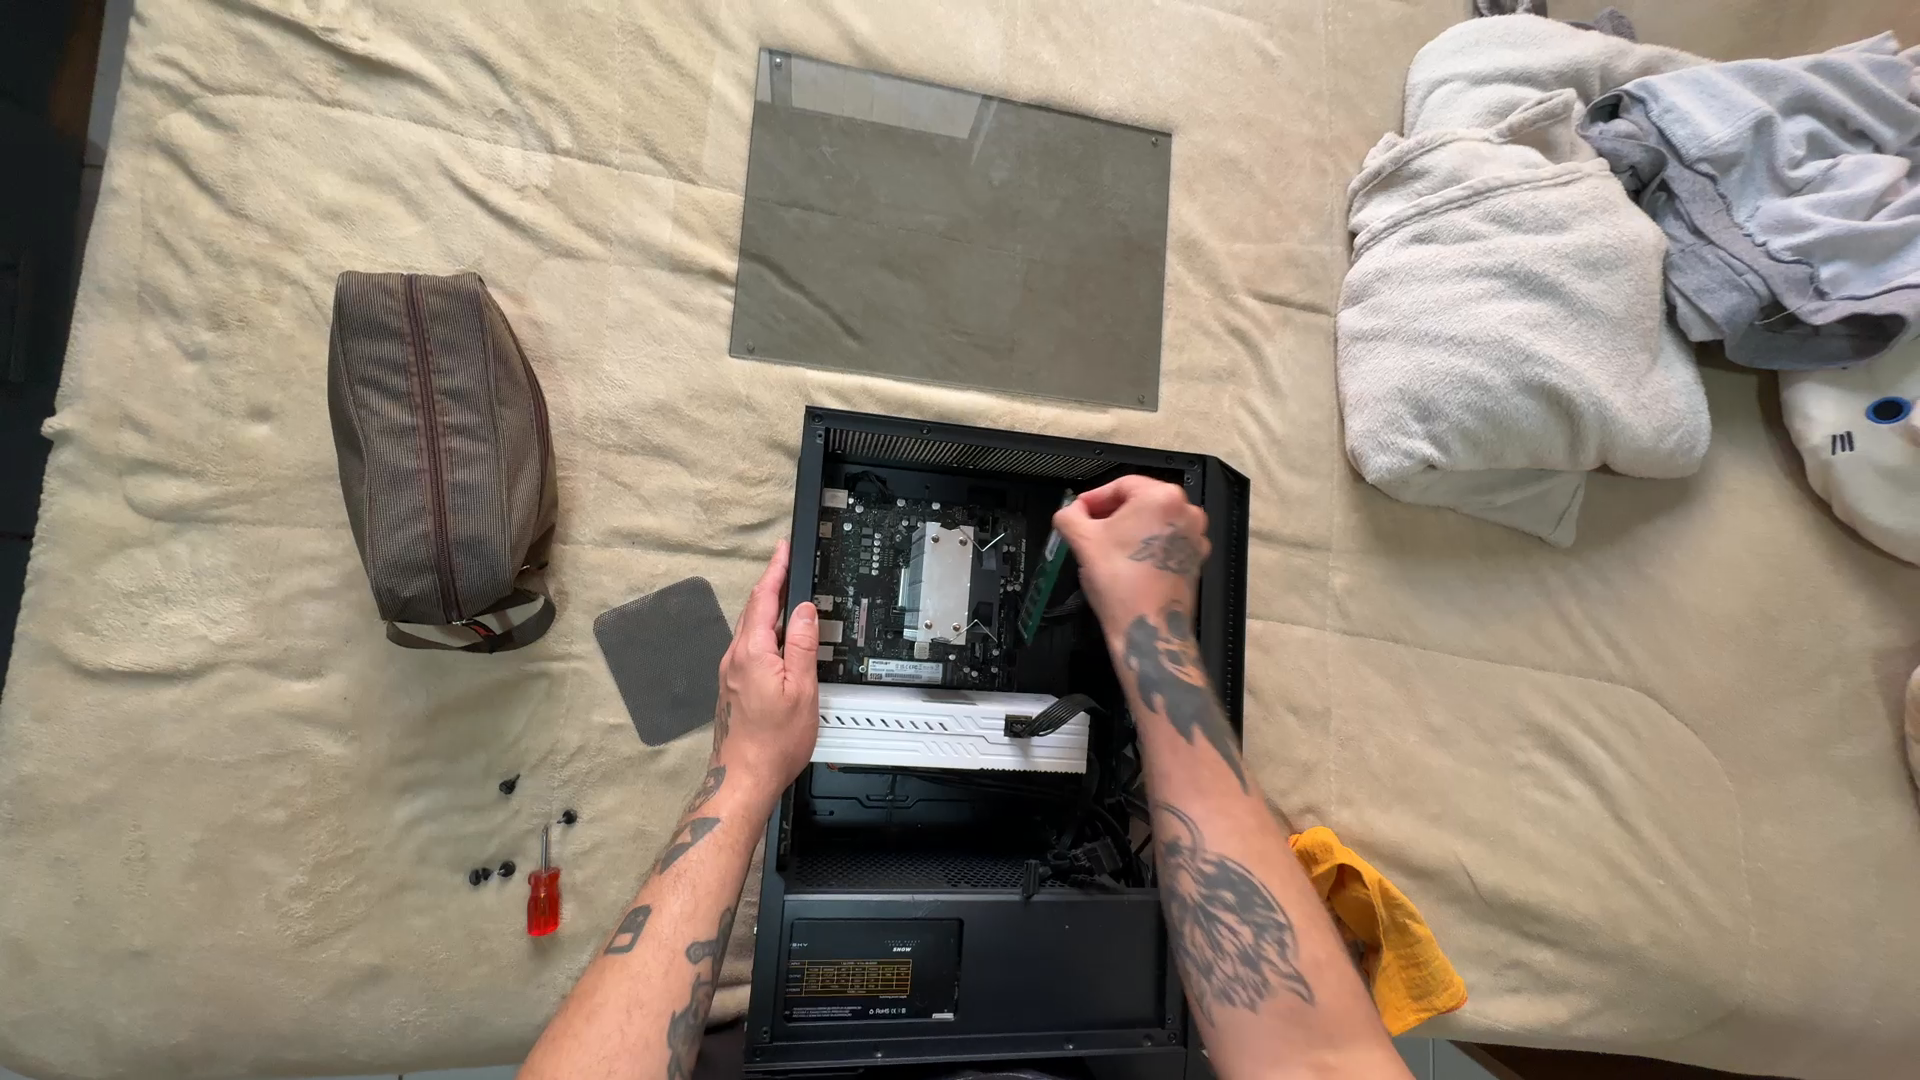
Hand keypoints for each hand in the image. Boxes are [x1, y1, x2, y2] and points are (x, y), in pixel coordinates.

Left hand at [712, 541, 818, 806]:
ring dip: (767, 606)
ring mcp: (730, 671)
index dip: (775, 570)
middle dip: (771, 583)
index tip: (783, 549)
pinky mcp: (732, 684)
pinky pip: (748, 644)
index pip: (765, 598)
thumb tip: (805, 610)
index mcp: (753, 652)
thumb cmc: (774, 742)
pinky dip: (764, 629)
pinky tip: (777, 636)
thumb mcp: (801, 689)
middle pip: (754, 608)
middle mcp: (735, 657)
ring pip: (750, 627)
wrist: (742, 778)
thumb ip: (803, 645)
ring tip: (786, 593)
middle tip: (787, 563)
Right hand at [1053, 476, 1209, 640]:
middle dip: (1110, 513)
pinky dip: (1145, 546)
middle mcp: (1185, 512)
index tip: (1078, 511)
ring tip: (1104, 547)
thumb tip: (1069, 512)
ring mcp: (1193, 537)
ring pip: (1152, 522)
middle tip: (1087, 528)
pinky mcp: (1194, 559)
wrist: (1147, 628)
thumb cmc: (1120, 583)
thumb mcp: (1082, 540)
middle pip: (1139, 502)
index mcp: (1162, 497)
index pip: (1120, 485)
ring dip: (1127, 529)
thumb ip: (1069, 515)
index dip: (1093, 498)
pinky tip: (1125, 561)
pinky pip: (1164, 542)